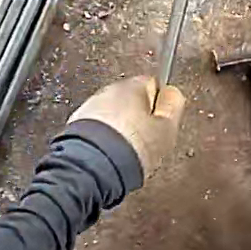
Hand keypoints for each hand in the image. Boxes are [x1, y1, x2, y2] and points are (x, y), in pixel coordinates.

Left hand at [69, 75, 185, 179]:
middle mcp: (108, 92)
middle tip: (148, 141)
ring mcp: (90, 109)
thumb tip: (173, 94)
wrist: (94, 165)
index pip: (153, 85)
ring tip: (128, 153)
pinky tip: (112, 156)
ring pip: (113, 118)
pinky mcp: (77, 128)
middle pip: (131, 101)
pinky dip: (105, 141)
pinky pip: (98, 132)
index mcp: (132, 86)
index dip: (161, 105)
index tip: (164, 123)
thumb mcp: (167, 128)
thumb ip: (173, 106)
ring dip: (121, 131)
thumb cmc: (132, 146)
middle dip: (139, 119)